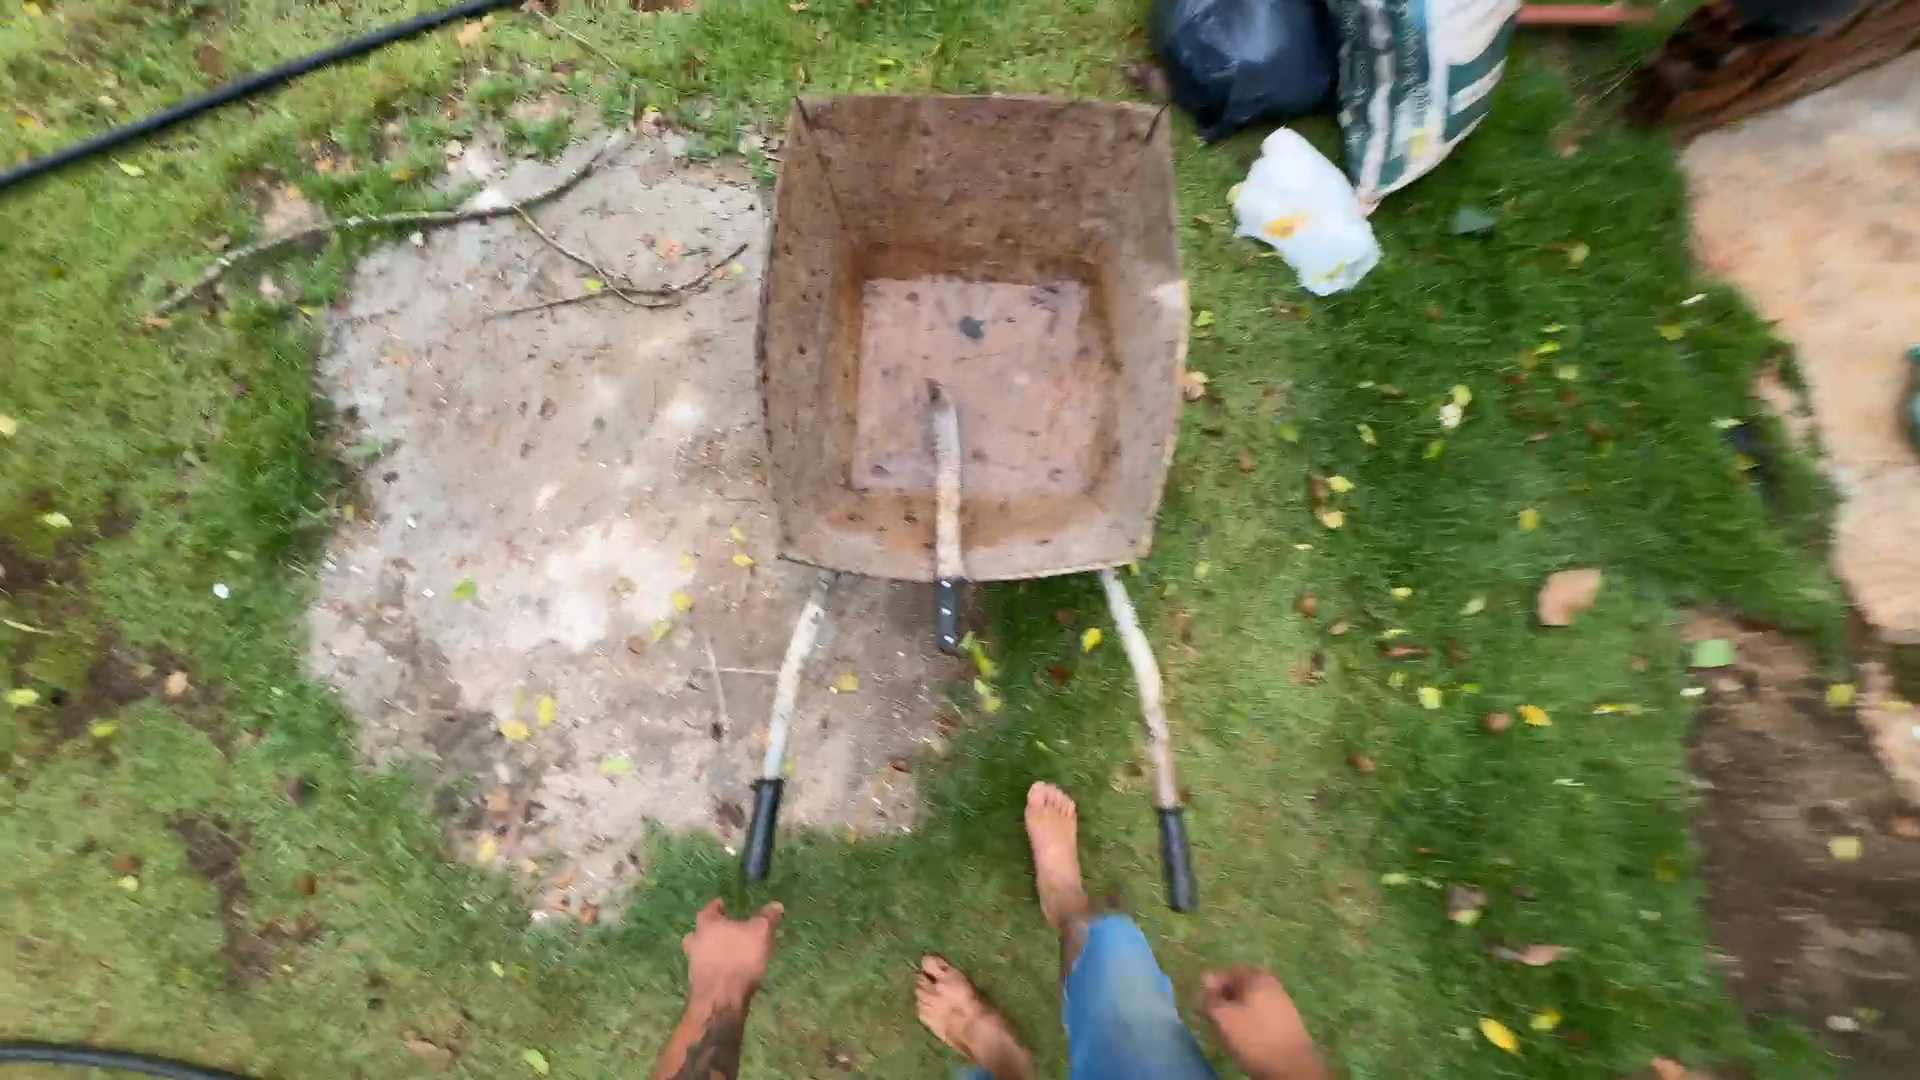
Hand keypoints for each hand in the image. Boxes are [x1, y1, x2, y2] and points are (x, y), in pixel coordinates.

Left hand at [682, 898, 783, 1005]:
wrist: (721, 999)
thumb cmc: (740, 957)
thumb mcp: (761, 932)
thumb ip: (768, 917)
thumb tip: (776, 905)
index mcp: (708, 925)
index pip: (709, 910)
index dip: (717, 906)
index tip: (722, 904)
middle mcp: (696, 943)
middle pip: (698, 933)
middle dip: (708, 931)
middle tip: (722, 931)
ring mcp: (694, 966)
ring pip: (699, 953)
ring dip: (710, 952)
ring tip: (727, 953)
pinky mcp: (699, 985)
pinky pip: (706, 970)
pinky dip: (715, 969)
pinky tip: (728, 972)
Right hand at [1201, 967, 1326, 1079]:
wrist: (1294, 1071)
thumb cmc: (1255, 1037)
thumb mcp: (1223, 1017)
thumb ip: (1207, 1000)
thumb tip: (1199, 992)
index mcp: (1257, 977)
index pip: (1228, 972)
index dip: (1212, 985)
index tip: (1201, 1000)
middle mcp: (1273, 986)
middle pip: (1240, 987)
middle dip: (1224, 1000)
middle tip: (1212, 1015)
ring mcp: (1284, 1006)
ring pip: (1251, 1004)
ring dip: (1236, 1013)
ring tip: (1226, 1030)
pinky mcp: (1289, 1027)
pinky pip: (1262, 1018)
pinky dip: (1250, 1025)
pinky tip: (1245, 1039)